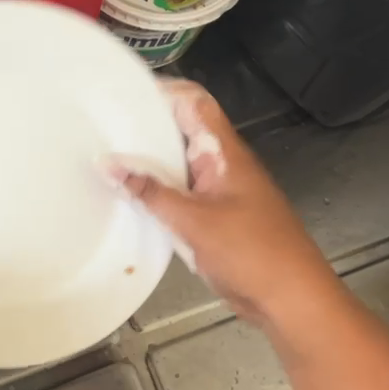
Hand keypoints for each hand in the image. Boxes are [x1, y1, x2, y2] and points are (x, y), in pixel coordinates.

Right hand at [104, 80, 342, 327]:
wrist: (290, 299)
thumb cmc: (251, 253)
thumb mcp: (193, 220)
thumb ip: (149, 191)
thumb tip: (106, 163)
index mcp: (225, 154)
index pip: (195, 103)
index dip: (163, 90)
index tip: (121, 92)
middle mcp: (221, 166)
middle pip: (181, 131)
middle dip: (143, 126)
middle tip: (98, 126)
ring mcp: (217, 192)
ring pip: (176, 165)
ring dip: (145, 162)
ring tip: (102, 157)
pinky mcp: (211, 218)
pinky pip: (176, 194)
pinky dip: (152, 192)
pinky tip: (125, 198)